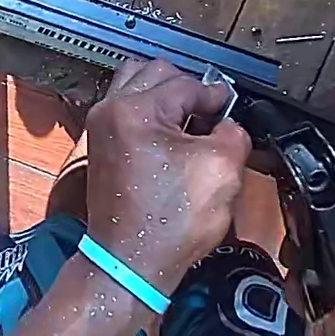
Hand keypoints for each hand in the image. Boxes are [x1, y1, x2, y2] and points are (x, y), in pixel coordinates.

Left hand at [82, 60, 251, 293]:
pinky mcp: (101, 143)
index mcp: (134, 110)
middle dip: (188, 89)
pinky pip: (126, 106)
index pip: (185, 84)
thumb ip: (233, 132)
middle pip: (157, 73)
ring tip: (189, 120)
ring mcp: (101, 126)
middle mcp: (110, 110)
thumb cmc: (167, 223)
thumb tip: (227, 121)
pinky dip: (150, 110)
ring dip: (166, 94)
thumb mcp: (222, 170)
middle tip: (211, 113)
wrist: (131, 262)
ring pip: (137, 84)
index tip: (229, 107)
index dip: (216, 96)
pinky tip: (170, 133)